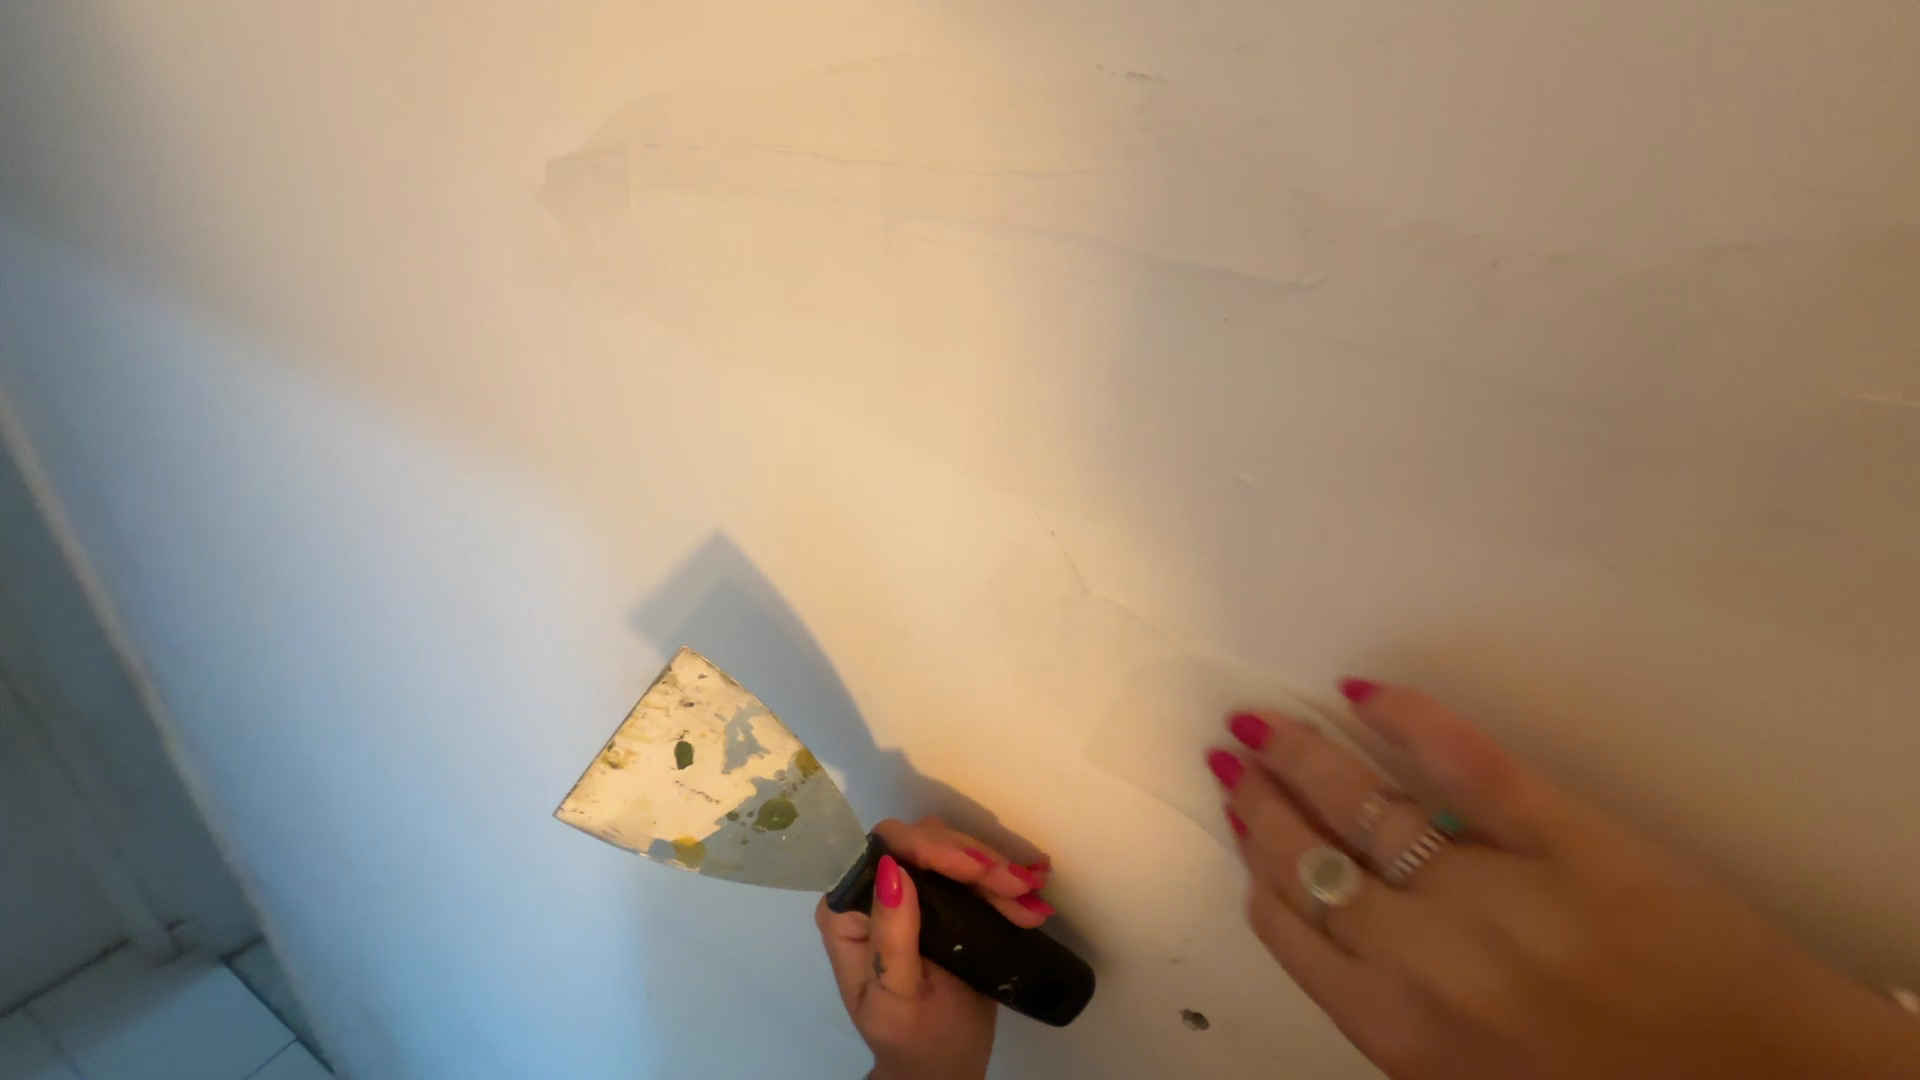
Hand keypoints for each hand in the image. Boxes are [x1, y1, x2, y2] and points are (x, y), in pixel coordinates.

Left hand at [815, 817, 1055, 1079]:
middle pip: (925, 841)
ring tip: (1031, 893)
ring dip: (997, 867)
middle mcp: (878, 889)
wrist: (944, 1067)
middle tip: (1017, 887)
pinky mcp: (947, 896)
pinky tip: (1034, 883)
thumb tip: (893, 869)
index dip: (929, 847)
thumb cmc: (910, 1040)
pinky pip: (975, 869)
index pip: (884, 851)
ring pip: (955, 848)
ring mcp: (915, 888)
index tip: (974, 869)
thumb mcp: (895, 998)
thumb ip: (891, 937)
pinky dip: (1007, 873)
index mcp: (851, 910)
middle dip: (975, 859)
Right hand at [1210, 679, 1919, 1079]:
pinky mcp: (1569, 836)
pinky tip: (1363, 690)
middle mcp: (1424, 955)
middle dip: (1257, 797)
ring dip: (1298, 753)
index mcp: (1395, 1025)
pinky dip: (1408, 715)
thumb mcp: (1459, 1075)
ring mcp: (1492, 888)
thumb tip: (1309, 907)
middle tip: (1235, 757)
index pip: (1280, 915)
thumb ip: (1375, 1001)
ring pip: (1358, 799)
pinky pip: (1465, 759)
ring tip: (1265, 726)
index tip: (1238, 818)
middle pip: (1302, 850)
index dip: (1251, 857)